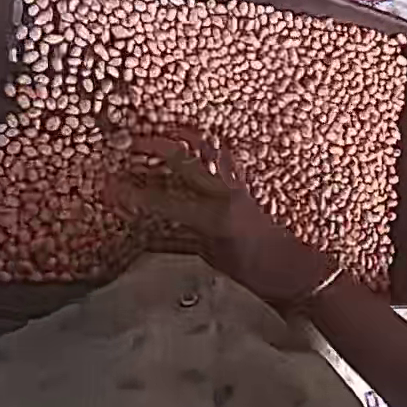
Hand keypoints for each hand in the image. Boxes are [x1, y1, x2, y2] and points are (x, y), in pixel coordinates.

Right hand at [118, 133, 334, 304]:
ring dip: (181, 137)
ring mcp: (238, 187)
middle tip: (125, 141)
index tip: (108, 187)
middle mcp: (226, 194)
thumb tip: (158, 230)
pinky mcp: (246, 188)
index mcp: (216, 217)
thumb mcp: (217, 266)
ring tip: (158, 130)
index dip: (134, 194)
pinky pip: (225, 159)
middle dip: (152, 147)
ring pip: (208, 150)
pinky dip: (208, 148)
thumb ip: (188, 243)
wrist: (298, 271)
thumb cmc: (257, 275)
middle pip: (184, 159)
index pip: (165, 200)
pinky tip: (195, 144)